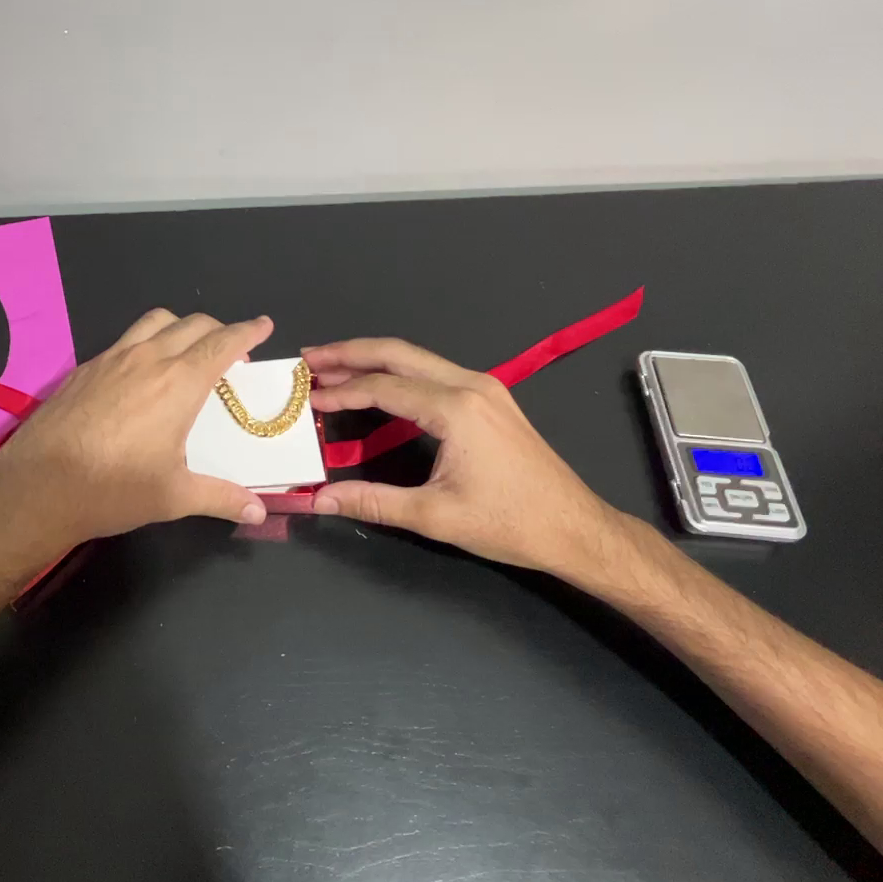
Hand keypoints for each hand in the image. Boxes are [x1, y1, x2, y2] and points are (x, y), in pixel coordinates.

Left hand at [0, 309, 275, 559]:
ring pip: (154, 322)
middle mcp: (147, 359)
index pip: (222, 343)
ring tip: (186, 351)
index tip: (263, 325)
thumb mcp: (174, 497)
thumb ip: (221, 498)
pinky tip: (140, 373)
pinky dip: (144, 344)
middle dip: (218, 330)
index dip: (247, 331)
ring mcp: (110, 360)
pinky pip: (123, 341)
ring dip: (179, 328)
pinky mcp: (83, 369)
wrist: (39, 487)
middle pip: (192, 324)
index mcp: (179, 383)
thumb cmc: (113, 490)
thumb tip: (258, 512)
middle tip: (230, 351)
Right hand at [303, 337, 625, 576]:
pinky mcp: (490, 399)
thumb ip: (372, 501)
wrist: (575, 528)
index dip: (341, 391)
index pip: (383, 387)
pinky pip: (432, 373)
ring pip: (416, 359)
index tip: (307, 399)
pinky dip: (397, 373)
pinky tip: (376, 385)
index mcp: (456, 409)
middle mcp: (470, 386)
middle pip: (398, 354)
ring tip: (332, 367)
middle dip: (349, 353)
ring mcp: (484, 388)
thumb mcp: (434, 516)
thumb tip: (318, 500)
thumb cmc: (509, 523)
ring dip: (372, 360)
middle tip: (308, 359)